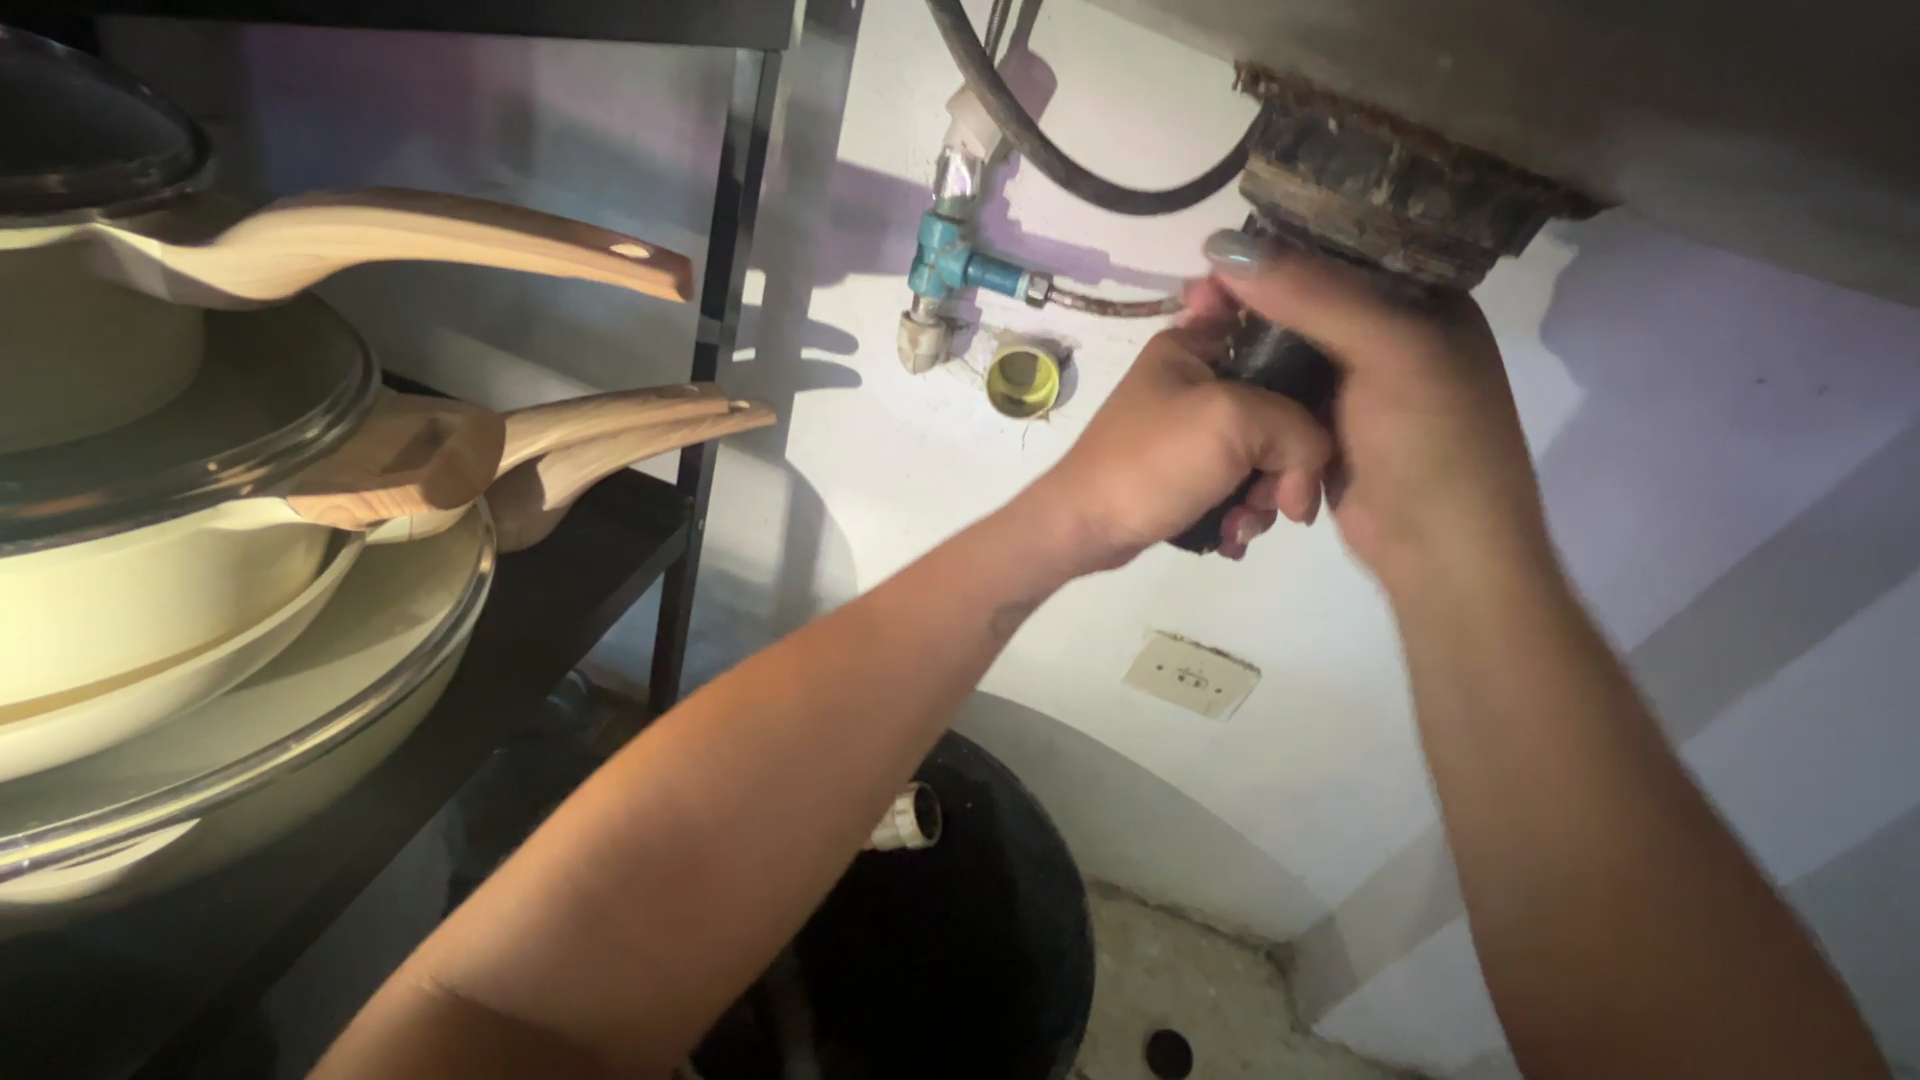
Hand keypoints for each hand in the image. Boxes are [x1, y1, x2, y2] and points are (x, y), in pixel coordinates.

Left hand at [1022, 322, 1332, 574]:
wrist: (1084, 528)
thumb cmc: (1151, 463)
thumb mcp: (1233, 424)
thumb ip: (1297, 429)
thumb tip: (1307, 474)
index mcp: (1195, 345)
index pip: (1283, 345)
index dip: (1310, 392)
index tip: (1311, 438)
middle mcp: (1193, 380)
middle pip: (1279, 413)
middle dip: (1284, 467)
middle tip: (1276, 501)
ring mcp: (1187, 430)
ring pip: (1261, 458)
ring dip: (1261, 501)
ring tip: (1238, 526)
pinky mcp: (1183, 473)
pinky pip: (1235, 487)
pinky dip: (1238, 514)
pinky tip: (1227, 537)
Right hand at [1190, 231, 1553, 587]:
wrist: (1437, 551)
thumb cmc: (1430, 441)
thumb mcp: (1385, 351)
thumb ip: (1311, 296)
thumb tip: (1224, 247)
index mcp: (1422, 301)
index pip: (1342, 254)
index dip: (1279, 248)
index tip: (1215, 255)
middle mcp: (1388, 336)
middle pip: (1306, 303)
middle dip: (1249, 300)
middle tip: (1191, 298)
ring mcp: (1355, 386)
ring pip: (1286, 350)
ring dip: (1242, 347)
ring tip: (1189, 331)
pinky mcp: (1323, 428)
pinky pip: (1277, 395)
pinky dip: (1247, 390)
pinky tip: (1209, 376)